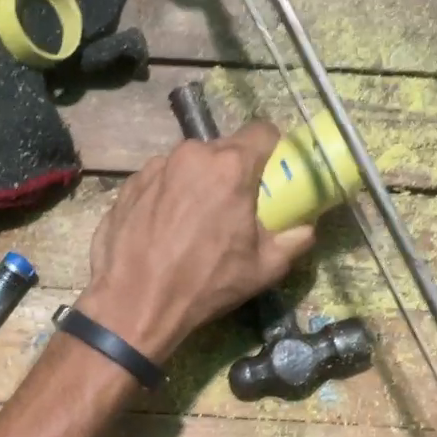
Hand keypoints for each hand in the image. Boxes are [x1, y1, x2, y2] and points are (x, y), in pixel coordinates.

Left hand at [76, 121, 315, 361]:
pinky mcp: (129, 184)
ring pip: (189, 163)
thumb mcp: (263, 269)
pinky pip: (160, 179)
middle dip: (233, 170)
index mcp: (230, 167)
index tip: (271, 172)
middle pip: (223, 149)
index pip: (263, 132)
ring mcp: (155, 167)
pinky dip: (168, 194)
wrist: (134, 303)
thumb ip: (293, 241)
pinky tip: (164, 227)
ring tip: (193, 220)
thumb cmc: (204, 284)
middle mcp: (191, 155)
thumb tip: (307, 228)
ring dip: (198, 182)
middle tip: (233, 205)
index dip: (272, 149)